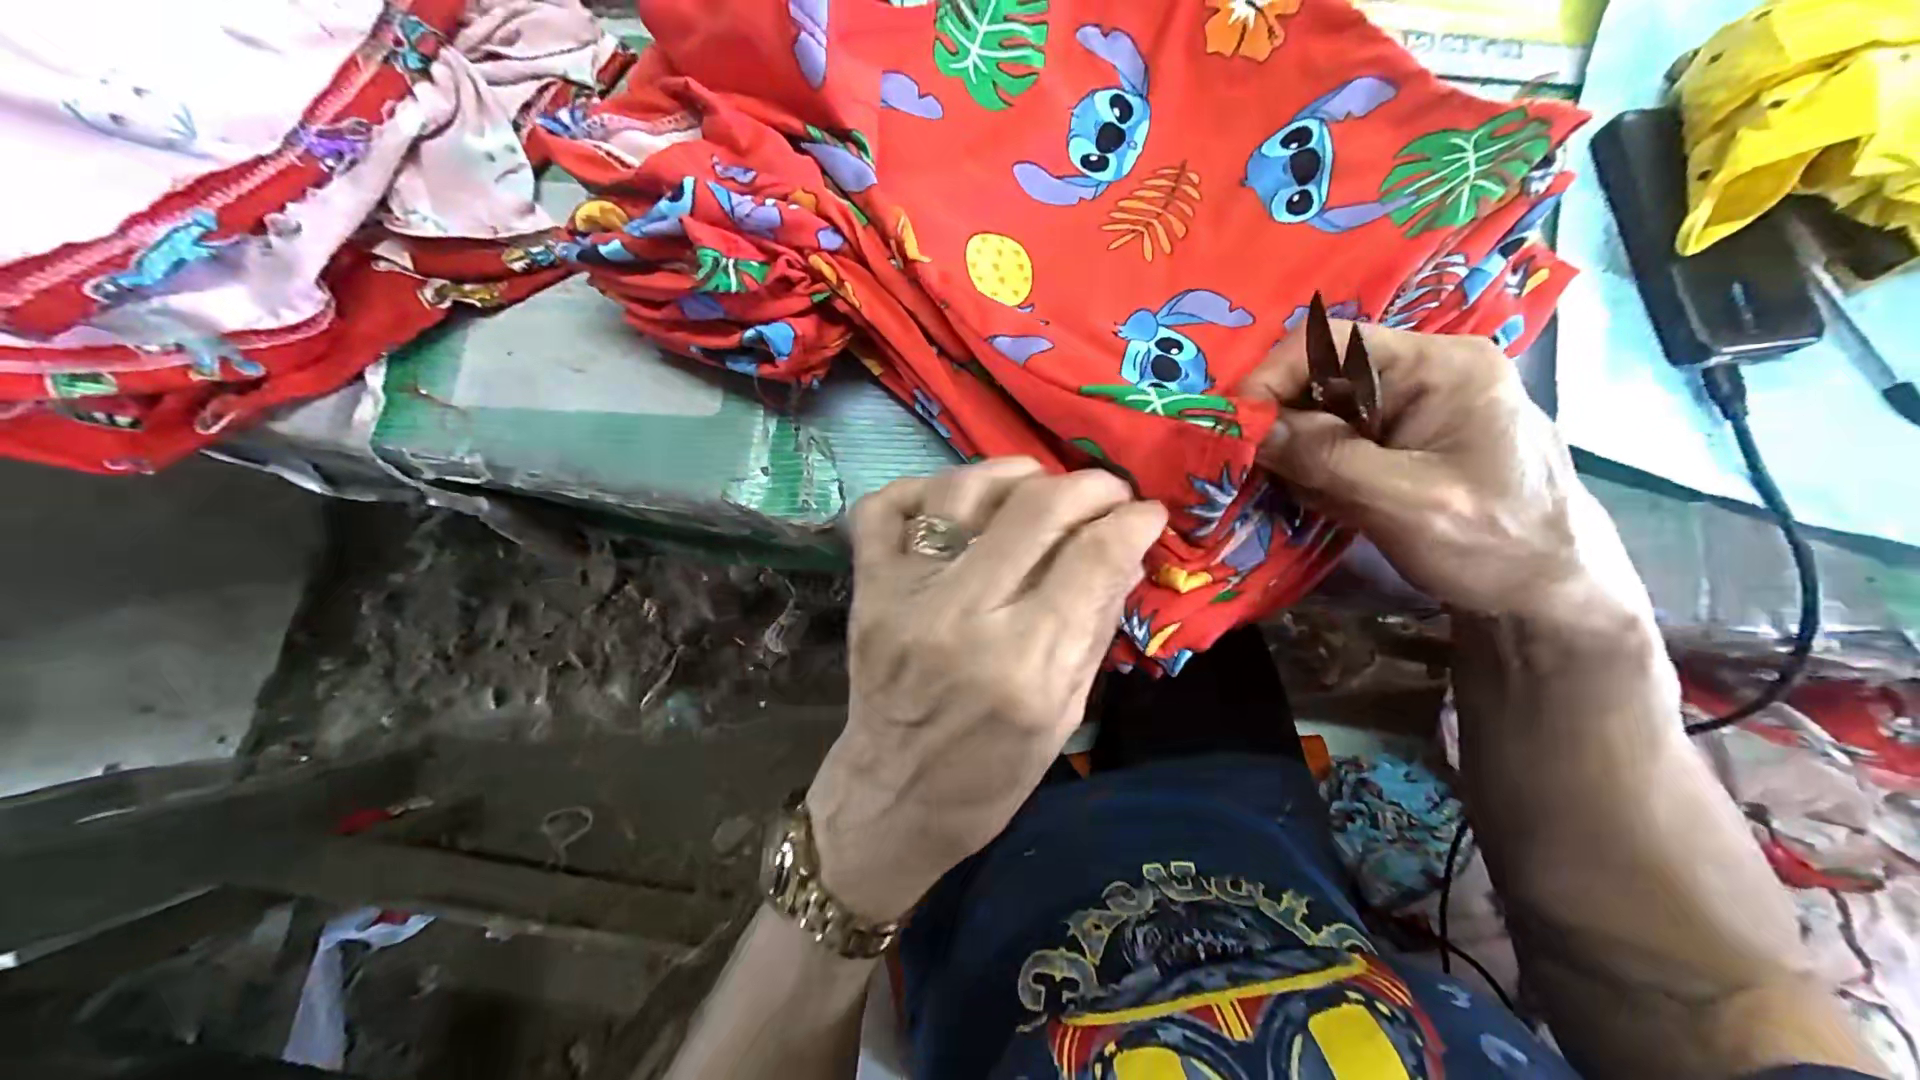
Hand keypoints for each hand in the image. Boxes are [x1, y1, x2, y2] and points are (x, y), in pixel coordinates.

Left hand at [805, 459, 1166, 920]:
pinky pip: (883, 509)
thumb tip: (1124, 550)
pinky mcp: (868, 589)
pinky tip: (955, 501)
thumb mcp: (1066, 713)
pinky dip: (921, 489)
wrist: (893, 797)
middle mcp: (963, 618)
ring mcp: (905, 596)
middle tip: (1106, 493)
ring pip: (961, 491)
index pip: (1092, 558)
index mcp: (1024, 664)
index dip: (1133, 521)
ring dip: (1013, 473)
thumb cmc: (990, 775)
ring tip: (1038, 483)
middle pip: (1035, 510)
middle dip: (1088, 486)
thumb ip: (1094, 626)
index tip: (1147, 513)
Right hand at [1241, 323, 1645, 620]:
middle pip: (1320, 376)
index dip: (1273, 376)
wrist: (1549, 594)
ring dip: (1292, 451)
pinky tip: (1319, 501)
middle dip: (1279, 420)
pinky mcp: (1396, 443)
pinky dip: (1310, 469)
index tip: (1235, 426)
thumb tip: (1250, 430)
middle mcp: (1422, 374)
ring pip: (1320, 413)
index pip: (1333, 343)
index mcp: (1440, 366)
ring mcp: (1408, 410)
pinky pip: (1333, 441)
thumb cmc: (1496, 542)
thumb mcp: (1406, 502)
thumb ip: (1327, 459)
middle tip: (1247, 467)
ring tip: (1289, 491)